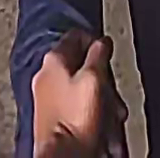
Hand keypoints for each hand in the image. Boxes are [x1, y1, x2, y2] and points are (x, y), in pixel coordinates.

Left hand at [31, 30, 125, 157]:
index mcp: (53, 59)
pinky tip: (102, 124)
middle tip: (113, 94)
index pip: (77, 35)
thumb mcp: (94, 78)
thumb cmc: (75, 120)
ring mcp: (46, 97)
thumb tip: (102, 41)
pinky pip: (75, 106)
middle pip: (81, 64)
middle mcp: (46, 75)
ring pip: (80, 87)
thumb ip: (99, 53)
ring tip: (113, 115)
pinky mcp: (50, 117)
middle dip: (102, 78)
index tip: (108, 56)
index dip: (96, 43)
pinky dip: (90, 111)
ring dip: (100, 98)